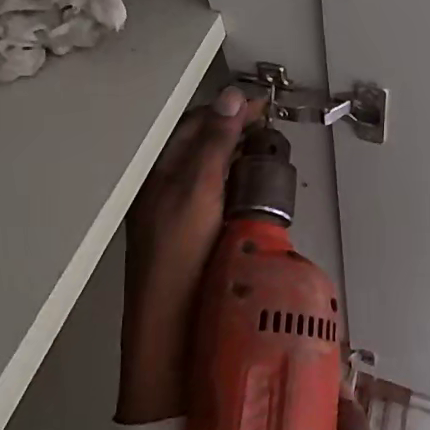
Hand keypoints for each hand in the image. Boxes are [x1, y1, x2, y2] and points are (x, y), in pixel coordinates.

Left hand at [115, 85, 266, 423]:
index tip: (263, 106)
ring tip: (270, 158)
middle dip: (236, 134)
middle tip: (272, 133)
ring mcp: (181, 218)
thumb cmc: (178, 257)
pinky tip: (260, 195)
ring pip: (213, 174)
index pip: (193, 126)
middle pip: (203, 148)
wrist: (170, 334)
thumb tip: (232, 95)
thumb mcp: (196, 192)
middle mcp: (166, 191)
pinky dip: (240, 190)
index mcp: (158, 175)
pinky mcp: (198, 241)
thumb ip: (213, 145)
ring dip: (240, 161)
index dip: (226, 112)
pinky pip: (220, 202)